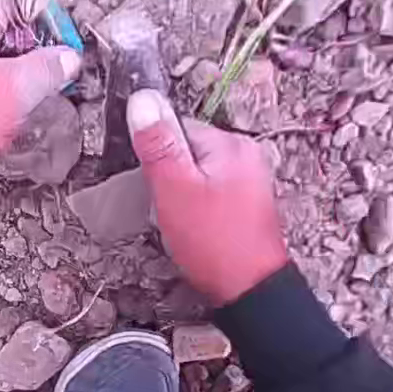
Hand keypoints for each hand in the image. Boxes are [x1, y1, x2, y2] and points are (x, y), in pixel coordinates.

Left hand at [0, 0, 80, 191]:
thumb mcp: (12, 94)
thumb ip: (48, 69)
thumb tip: (68, 58)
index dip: (54, 29)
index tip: (68, 54)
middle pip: (14, 22)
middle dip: (35, 53)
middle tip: (48, 81)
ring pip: (0, 46)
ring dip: (18, 72)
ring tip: (19, 100)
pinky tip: (0, 107)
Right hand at [129, 89, 290, 305]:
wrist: (250, 292)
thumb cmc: (214, 242)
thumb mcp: (175, 189)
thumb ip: (159, 144)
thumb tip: (142, 100)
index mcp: (231, 144)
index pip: (178, 128)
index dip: (158, 156)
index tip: (155, 183)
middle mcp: (246, 156)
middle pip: (188, 152)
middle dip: (171, 178)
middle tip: (169, 206)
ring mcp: (250, 182)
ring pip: (198, 175)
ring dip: (183, 195)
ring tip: (183, 221)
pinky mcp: (248, 205)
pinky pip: (212, 193)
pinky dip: (198, 208)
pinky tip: (196, 229)